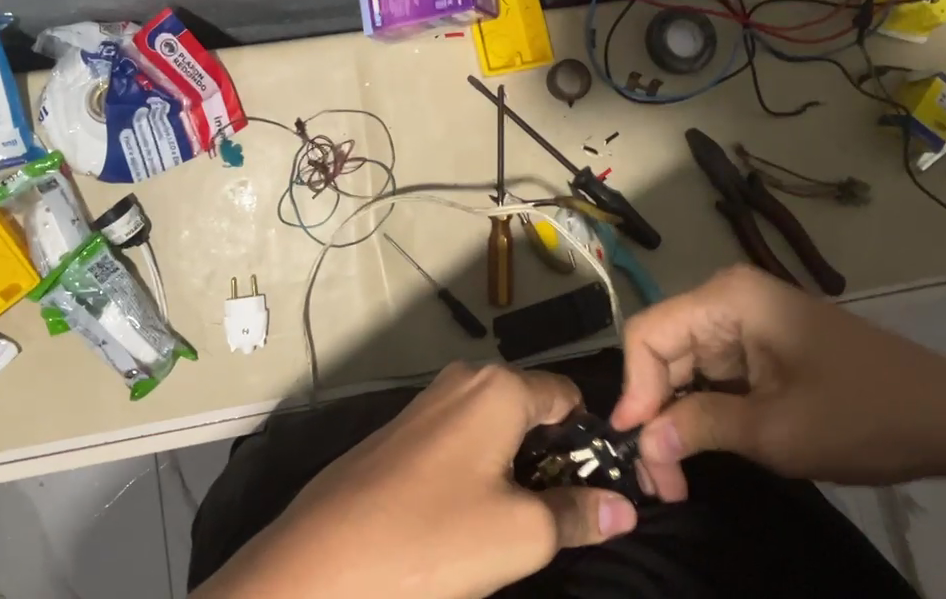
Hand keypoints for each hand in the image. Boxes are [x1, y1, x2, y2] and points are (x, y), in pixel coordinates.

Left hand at [196, 362, 637, 598]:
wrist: (321, 562)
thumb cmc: (433, 538)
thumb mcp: (521, 535)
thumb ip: (577, 514)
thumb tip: (624, 507)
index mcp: (498, 387)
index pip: (569, 396)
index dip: (595, 440)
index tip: (610, 489)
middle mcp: (462, 382)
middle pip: (531, 411)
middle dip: (557, 457)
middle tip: (572, 514)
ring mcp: (425, 406)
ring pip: (495, 430)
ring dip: (519, 470)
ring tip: (527, 524)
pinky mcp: (399, 435)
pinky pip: (461, 444)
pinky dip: (481, 473)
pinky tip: (475, 520)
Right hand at [611, 265, 945, 497]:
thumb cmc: (865, 416)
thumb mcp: (776, 431)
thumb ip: (701, 427)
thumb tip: (643, 440)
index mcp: (729, 299)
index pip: (648, 334)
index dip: (633, 389)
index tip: (633, 446)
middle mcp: (730, 298)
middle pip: (664, 349)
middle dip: (654, 411)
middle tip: (658, 480)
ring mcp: (748, 320)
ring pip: (685, 365)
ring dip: (676, 416)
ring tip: (675, 477)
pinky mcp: (764, 345)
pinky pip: (714, 372)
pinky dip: (703, 410)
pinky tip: (702, 446)